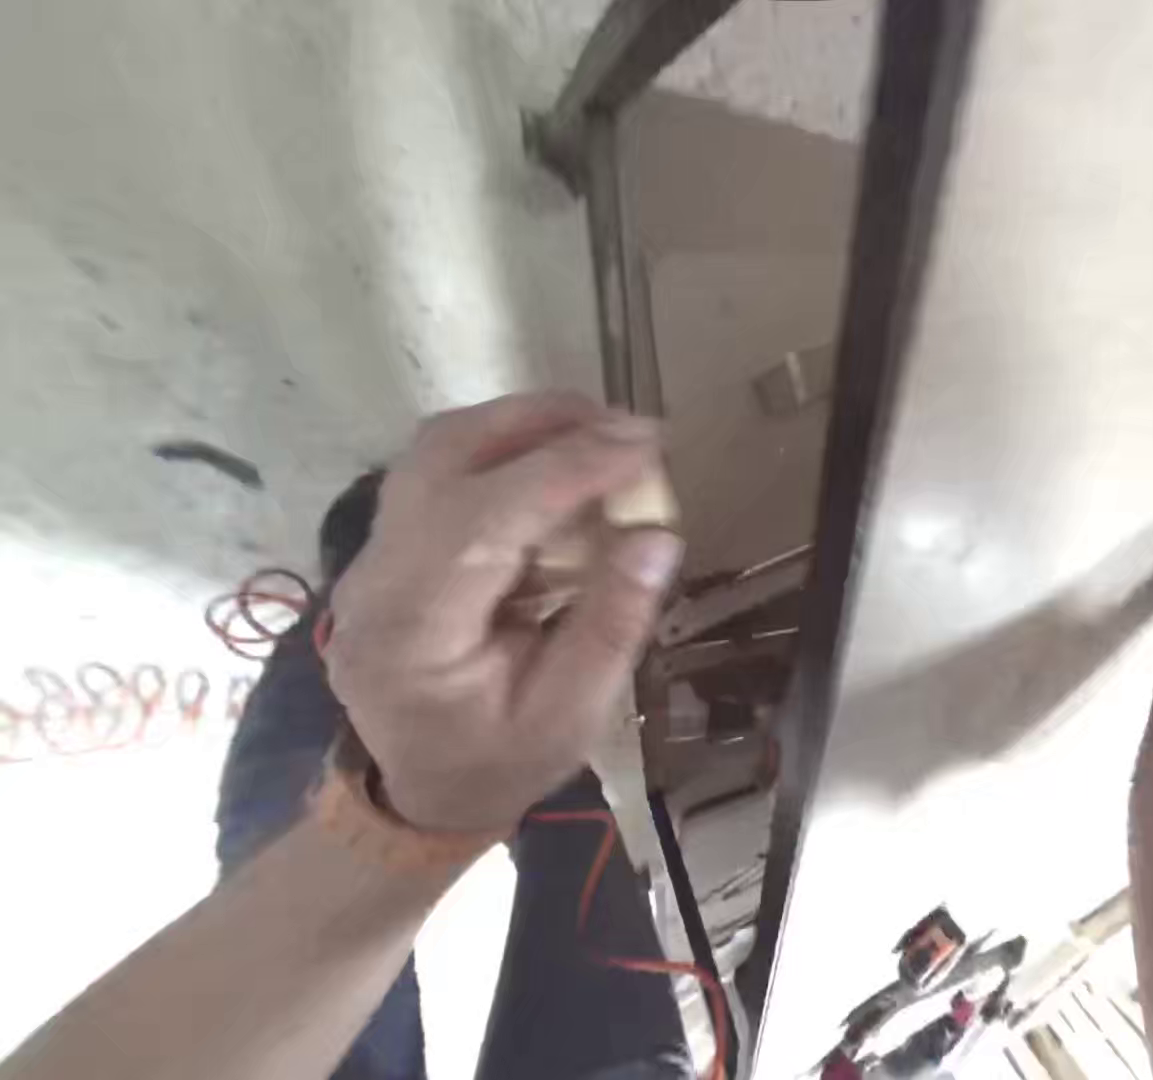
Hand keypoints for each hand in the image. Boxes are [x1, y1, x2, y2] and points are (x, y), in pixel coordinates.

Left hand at [324, 392, 684, 831]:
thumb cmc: (504, 759)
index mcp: (412, 627)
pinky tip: (575, 466)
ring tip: (611, 435)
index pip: (485, 516)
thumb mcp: (573, 711)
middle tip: (634, 427)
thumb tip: (660, 537)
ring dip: (532, 425)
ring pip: (444, 449)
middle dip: (546, 422)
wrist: (427, 788)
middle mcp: (376, 573)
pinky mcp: (402, 545)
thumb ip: (613, 624)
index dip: (571, 469)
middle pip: (446, 454)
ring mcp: (379, 553)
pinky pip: (455, 469)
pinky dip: (520, 449)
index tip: (647, 446)